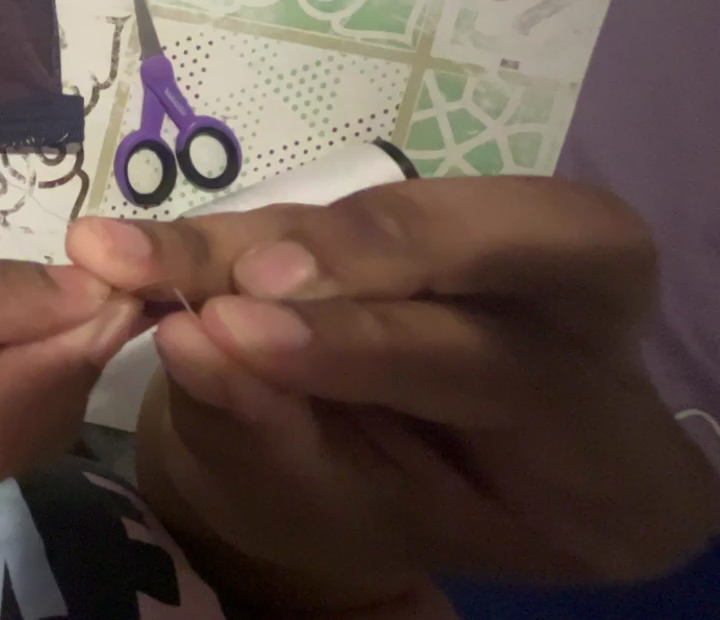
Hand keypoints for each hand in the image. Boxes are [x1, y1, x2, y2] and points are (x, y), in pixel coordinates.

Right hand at [67, 177, 719, 611]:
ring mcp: (487, 278)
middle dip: (377, 238)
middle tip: (241, 268)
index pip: (517, 374)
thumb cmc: (313, 514)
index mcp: (599, 472)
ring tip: (125, 256)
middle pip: (551, 237)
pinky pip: (307, 211)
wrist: (278, 476)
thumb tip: (189, 338)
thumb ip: (258, 423)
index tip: (240, 326)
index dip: (378, 338)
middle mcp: (582, 352)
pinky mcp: (383, 236)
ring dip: (252, 233)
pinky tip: (121, 245)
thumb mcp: (293, 500)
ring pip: (402, 208)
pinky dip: (211, 233)